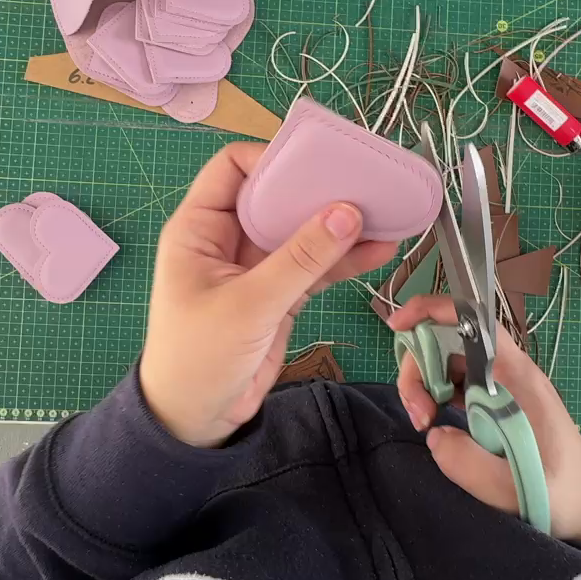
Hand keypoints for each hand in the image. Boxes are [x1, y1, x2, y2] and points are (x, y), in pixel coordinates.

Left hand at [140, 143, 399, 447]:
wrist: (197, 420)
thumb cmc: (198, 357)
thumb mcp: (247, 305)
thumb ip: (299, 259)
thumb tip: (346, 213)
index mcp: (201, 227)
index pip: (233, 168)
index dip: (271, 158)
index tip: (316, 161)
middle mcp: (229, 238)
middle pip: (276, 195)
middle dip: (317, 188)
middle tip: (362, 180)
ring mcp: (258, 266)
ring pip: (302, 230)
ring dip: (339, 224)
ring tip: (383, 212)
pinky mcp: (281, 293)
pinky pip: (316, 265)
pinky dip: (344, 258)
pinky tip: (378, 250)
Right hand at [389, 296, 580, 545]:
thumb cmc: (562, 492)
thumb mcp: (517, 487)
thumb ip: (470, 464)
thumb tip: (433, 435)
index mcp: (515, 375)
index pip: (472, 320)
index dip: (432, 311)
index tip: (397, 325)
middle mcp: (505, 371)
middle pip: (448, 343)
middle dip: (418, 368)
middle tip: (418, 416)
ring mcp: (499, 385)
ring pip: (446, 363)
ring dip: (423, 385)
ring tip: (424, 423)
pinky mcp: (493, 403)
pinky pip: (454, 384)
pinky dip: (434, 396)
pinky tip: (433, 423)